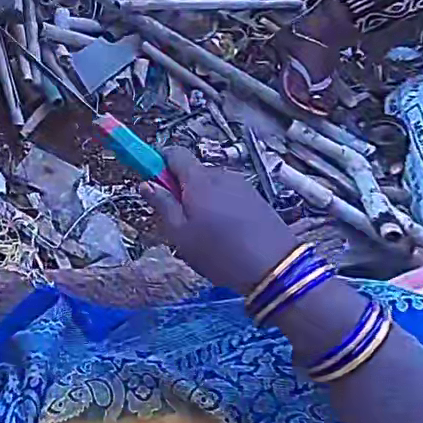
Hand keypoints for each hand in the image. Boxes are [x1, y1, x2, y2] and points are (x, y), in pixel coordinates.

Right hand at [140, 147, 301, 289]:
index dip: (159, 162)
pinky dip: (221, 207)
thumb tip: (146, 183)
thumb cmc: (220, 252)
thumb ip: (162, 204)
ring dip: (202, 200)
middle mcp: (221, 175)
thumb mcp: (180, 233)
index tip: (154, 182)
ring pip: (211, 185)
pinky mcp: (257, 199)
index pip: (173, 152)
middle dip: (181, 188)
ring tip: (204, 232)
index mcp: (199, 179)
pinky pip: (229, 195)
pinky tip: (225, 235)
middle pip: (192, 171)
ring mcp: (242, 186)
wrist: (276, 270)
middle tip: (179, 219)